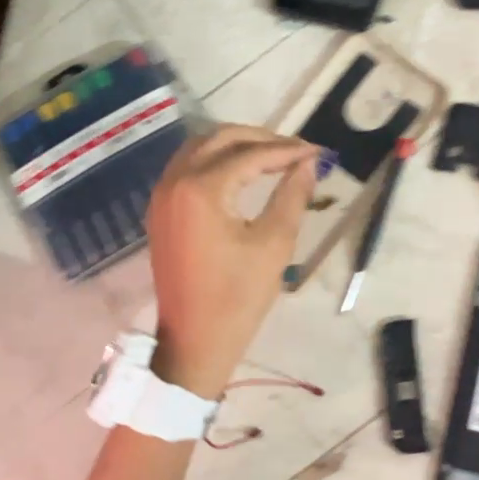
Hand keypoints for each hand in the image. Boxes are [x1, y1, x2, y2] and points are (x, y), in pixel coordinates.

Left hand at [146, 125, 318, 398]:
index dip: (287, 150)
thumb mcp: (274, 245)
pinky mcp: (160, 210)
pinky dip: (215, 161)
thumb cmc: (238, 298)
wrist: (194, 341)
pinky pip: (187, 167)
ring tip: (273, 157)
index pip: (250, 155)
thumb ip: (292, 196)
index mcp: (201, 190)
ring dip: (236, 146)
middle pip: (220, 139)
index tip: (317, 152)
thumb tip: (308, 164)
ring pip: (199, 148)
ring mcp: (162, 195)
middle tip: (296, 151)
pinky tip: (242, 174)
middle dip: (260, 139)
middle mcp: (175, 182)